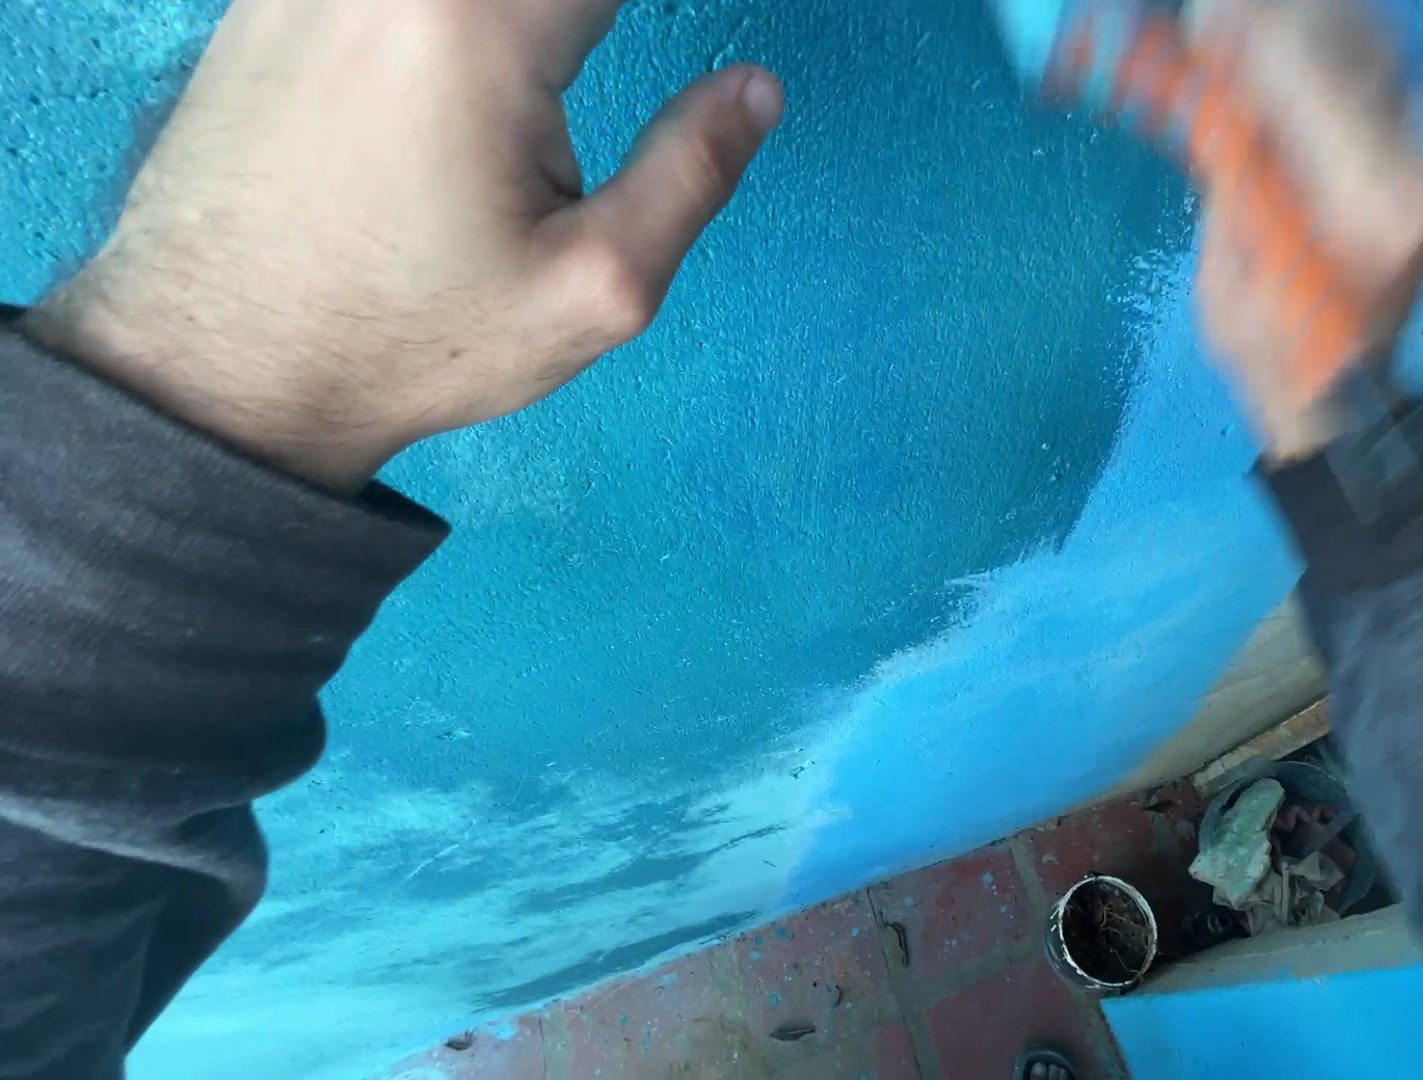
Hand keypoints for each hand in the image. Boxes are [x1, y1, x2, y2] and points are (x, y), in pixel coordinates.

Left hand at [20, 0, 783, 492]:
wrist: (232, 362)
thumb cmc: (434, 335)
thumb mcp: (602, 284)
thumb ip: (692, 173)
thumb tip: (758, 88)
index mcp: (473, 25)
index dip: (666, 12)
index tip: (713, 72)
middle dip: (595, 29)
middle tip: (576, 175)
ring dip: (550, 34)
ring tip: (546, 129)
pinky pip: (418, 0)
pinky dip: (485, 33)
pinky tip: (495, 97)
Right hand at [1186, 0, 1422, 459]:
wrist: (1338, 390)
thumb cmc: (1271, 356)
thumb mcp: (1229, 276)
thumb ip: (1234, 177)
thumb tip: (1216, 86)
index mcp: (1371, 214)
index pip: (1316, 94)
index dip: (1258, 45)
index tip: (1201, 21)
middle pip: (1353, 51)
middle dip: (1276, 20)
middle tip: (1207, 15)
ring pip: (1368, 49)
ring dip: (1296, 25)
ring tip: (1227, 25)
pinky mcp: (1422, 151)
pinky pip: (1370, 76)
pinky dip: (1315, 51)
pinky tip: (1266, 50)